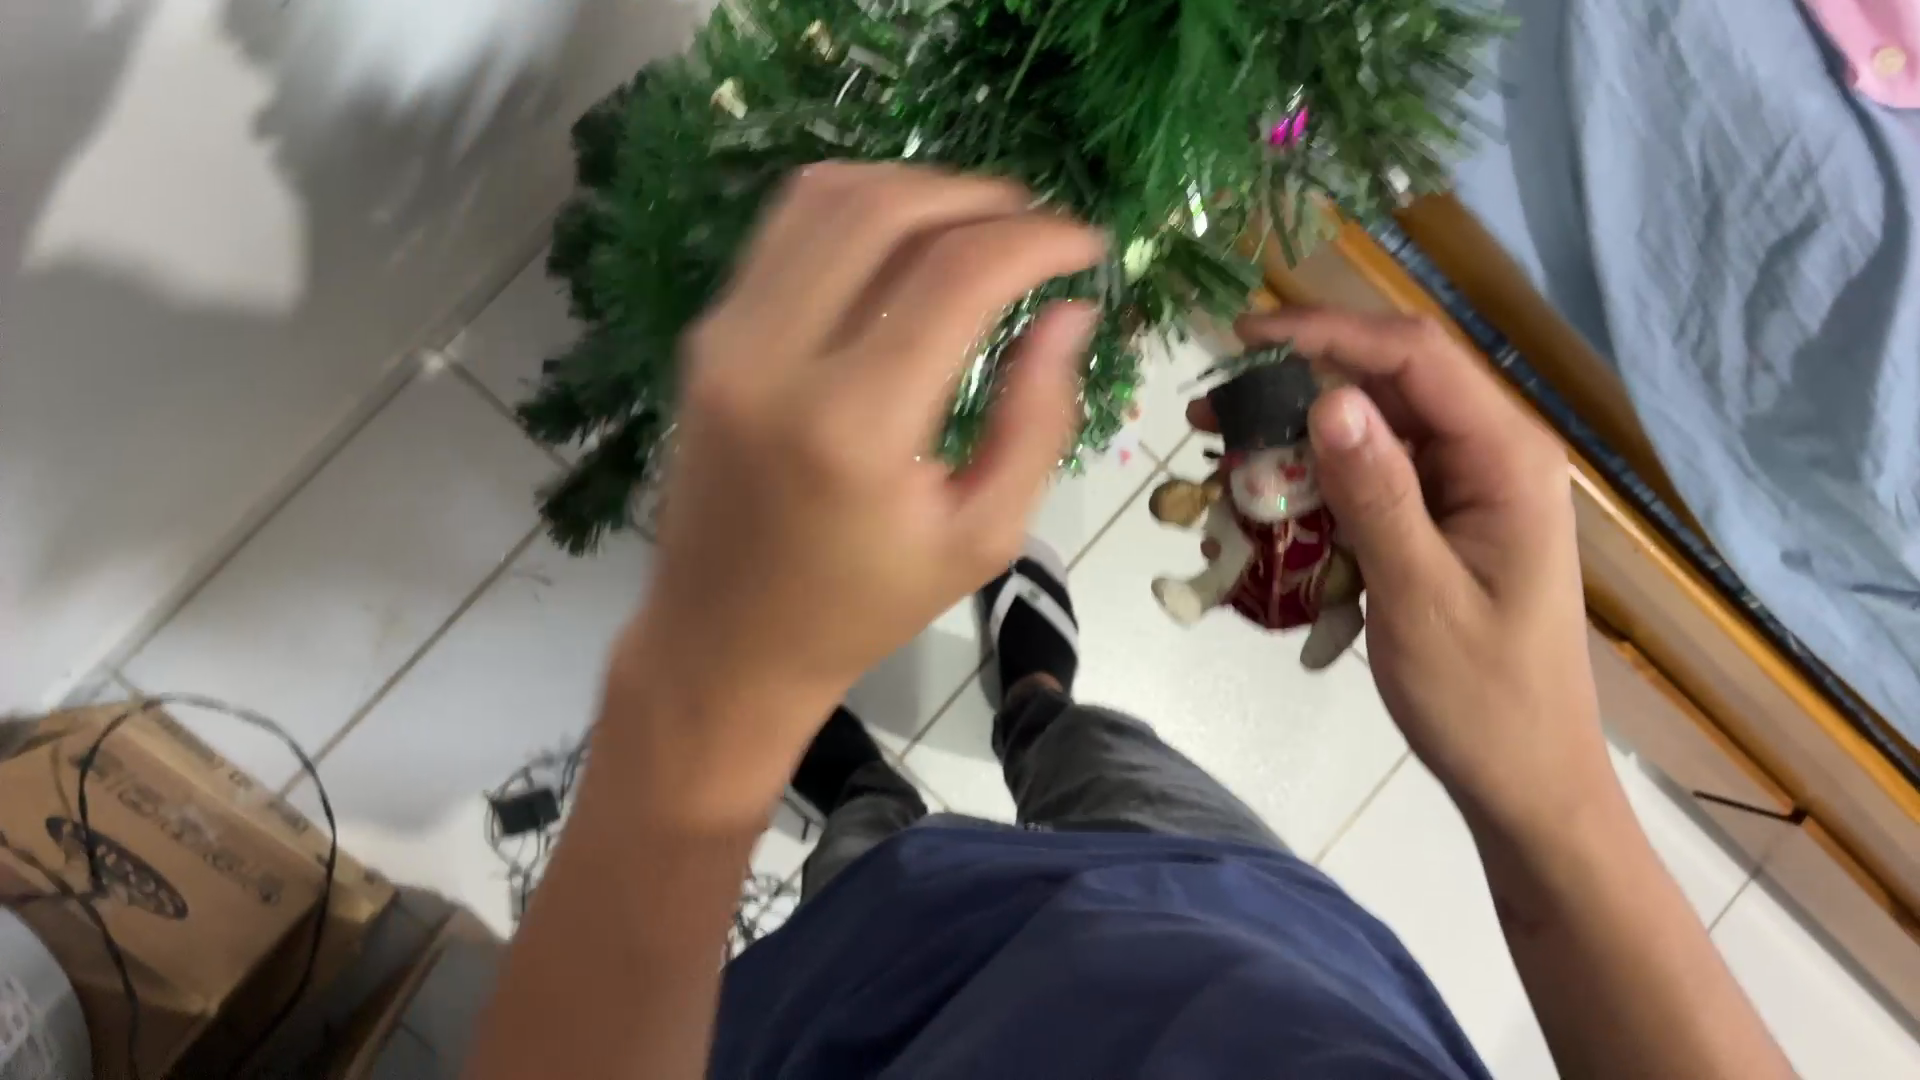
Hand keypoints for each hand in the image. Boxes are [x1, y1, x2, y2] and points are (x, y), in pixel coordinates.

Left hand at [612, 163, 1103, 819]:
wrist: (727, 641)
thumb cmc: (864, 608)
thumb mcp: (980, 538)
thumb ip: (1036, 421)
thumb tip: (1069, 314)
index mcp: (854, 425)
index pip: (958, 275)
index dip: (1037, 240)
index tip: (1086, 243)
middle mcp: (774, 359)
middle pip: (888, 210)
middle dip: (981, 198)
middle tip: (1037, 226)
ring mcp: (725, 339)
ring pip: (827, 197)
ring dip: (918, 189)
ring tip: (979, 221)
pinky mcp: (706, 339)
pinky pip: (784, 231)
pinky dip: (856, 211)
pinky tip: (903, 240)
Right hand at [1202, 309, 1610, 835]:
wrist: (1521, 776)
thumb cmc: (1480, 695)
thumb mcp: (1420, 595)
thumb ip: (1378, 494)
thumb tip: (1331, 401)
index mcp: (1504, 459)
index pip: (1414, 358)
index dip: (1327, 334)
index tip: (1244, 340)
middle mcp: (1484, 456)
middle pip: (1385, 384)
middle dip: (1295, 383)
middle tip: (1211, 407)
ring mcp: (1457, 488)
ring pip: (1366, 429)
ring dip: (1292, 434)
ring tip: (1220, 449)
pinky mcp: (1431, 520)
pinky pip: (1361, 477)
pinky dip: (1306, 480)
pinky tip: (1260, 498)